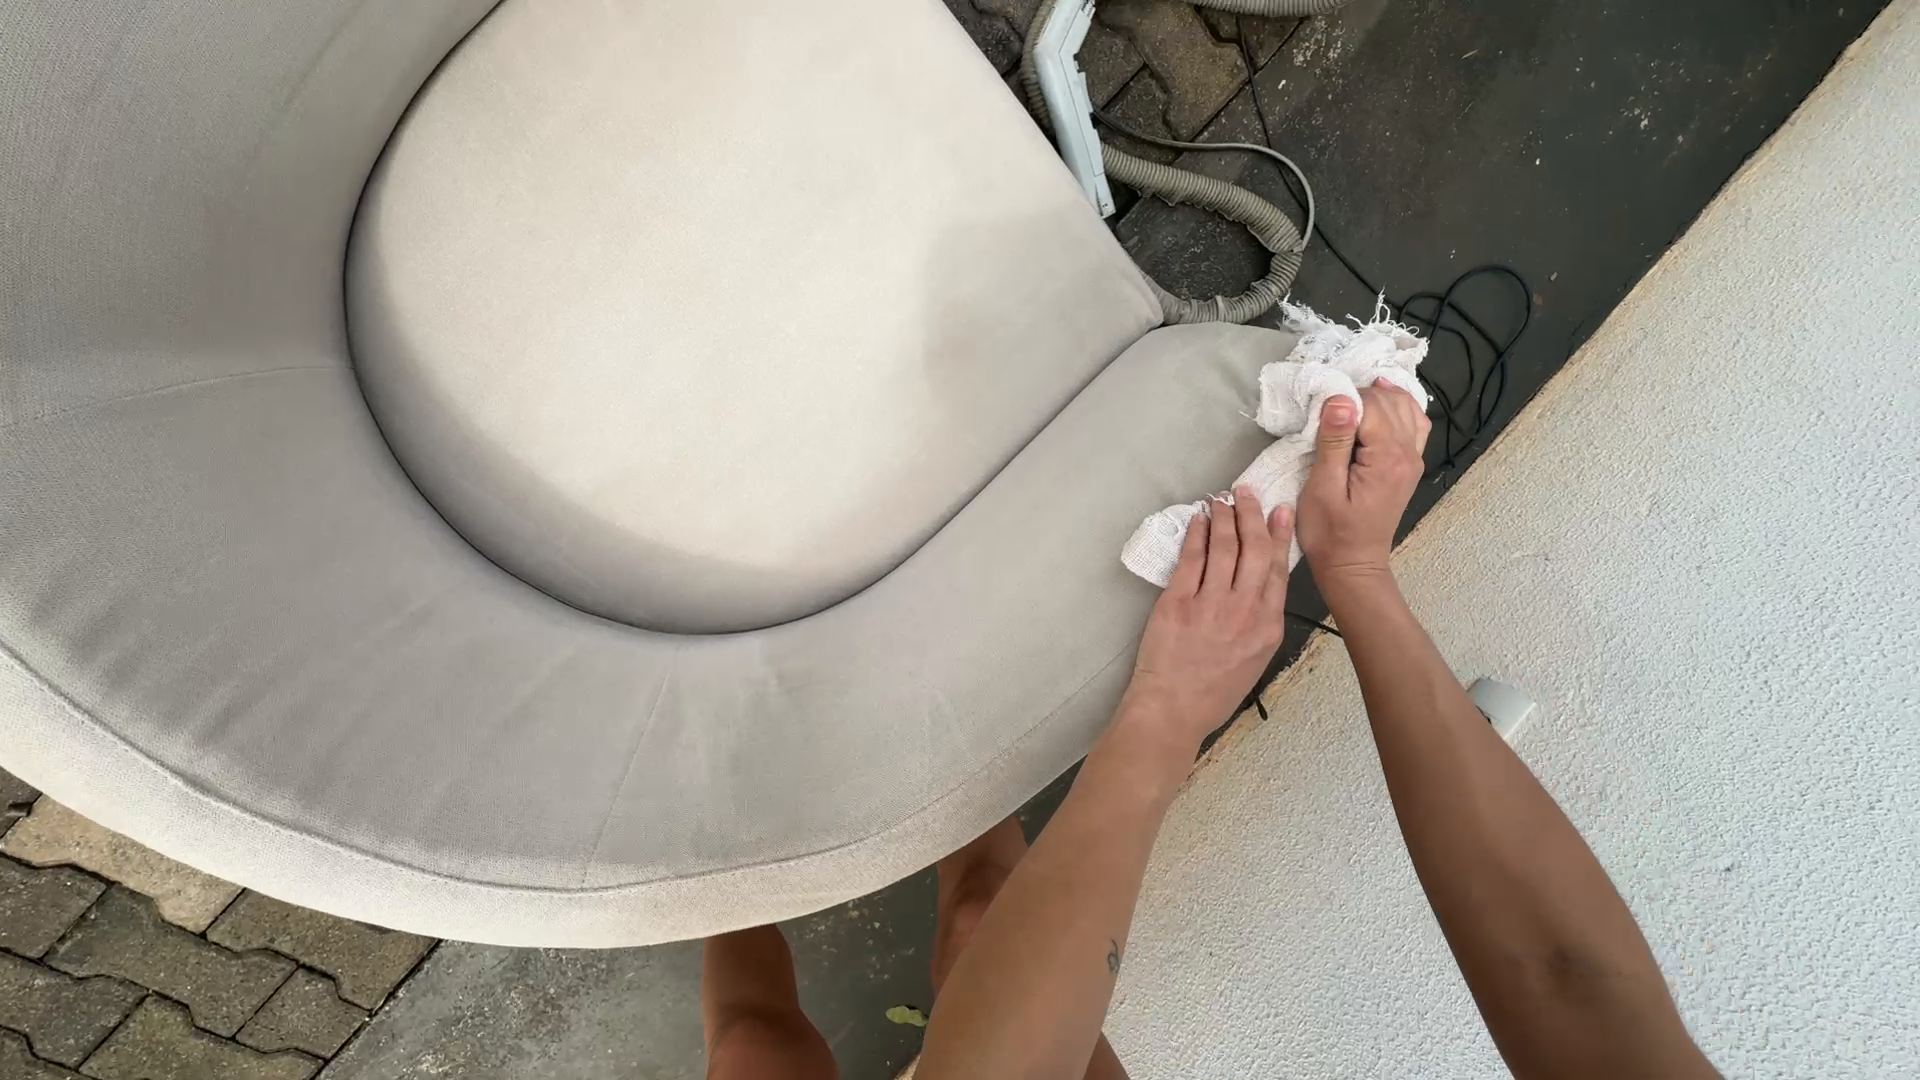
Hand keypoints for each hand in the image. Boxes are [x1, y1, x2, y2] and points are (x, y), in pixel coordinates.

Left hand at [1121, 483, 1293, 749]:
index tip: (1280, 511)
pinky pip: (1192, 558)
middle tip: (1246, 492)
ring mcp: (1212, 603)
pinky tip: (1197, 520)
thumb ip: (1260, 624)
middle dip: (1251, 515)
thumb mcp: (1254, 660)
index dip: (1279, 535)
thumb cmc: (1212, 692)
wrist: (1173, 709)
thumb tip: (1259, 591)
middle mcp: (1245, 610)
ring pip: (1223, 547)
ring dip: (1223, 518)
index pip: (1279, 569)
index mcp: (1268, 626)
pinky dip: (1196, 534)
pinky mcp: (1179, 601)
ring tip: (1221, 500)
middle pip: (1254, 550)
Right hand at [1296, 380, 1430, 591]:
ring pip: (1407, 407)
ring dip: (1378, 398)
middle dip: (1358, 396)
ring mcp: (1414, 459)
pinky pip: (1414, 423)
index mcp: (1387, 458)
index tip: (1316, 409)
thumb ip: (1333, 442)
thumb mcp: (1322, 488)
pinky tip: (1380, 403)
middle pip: (1390, 402)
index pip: (1371, 405)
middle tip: (1325, 409)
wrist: (1352, 564)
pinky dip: (1398, 407)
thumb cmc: (1329, 531)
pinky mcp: (1409, 465)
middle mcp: (1409, 454)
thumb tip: (1339, 399)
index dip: (1342, 399)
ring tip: (1348, 402)